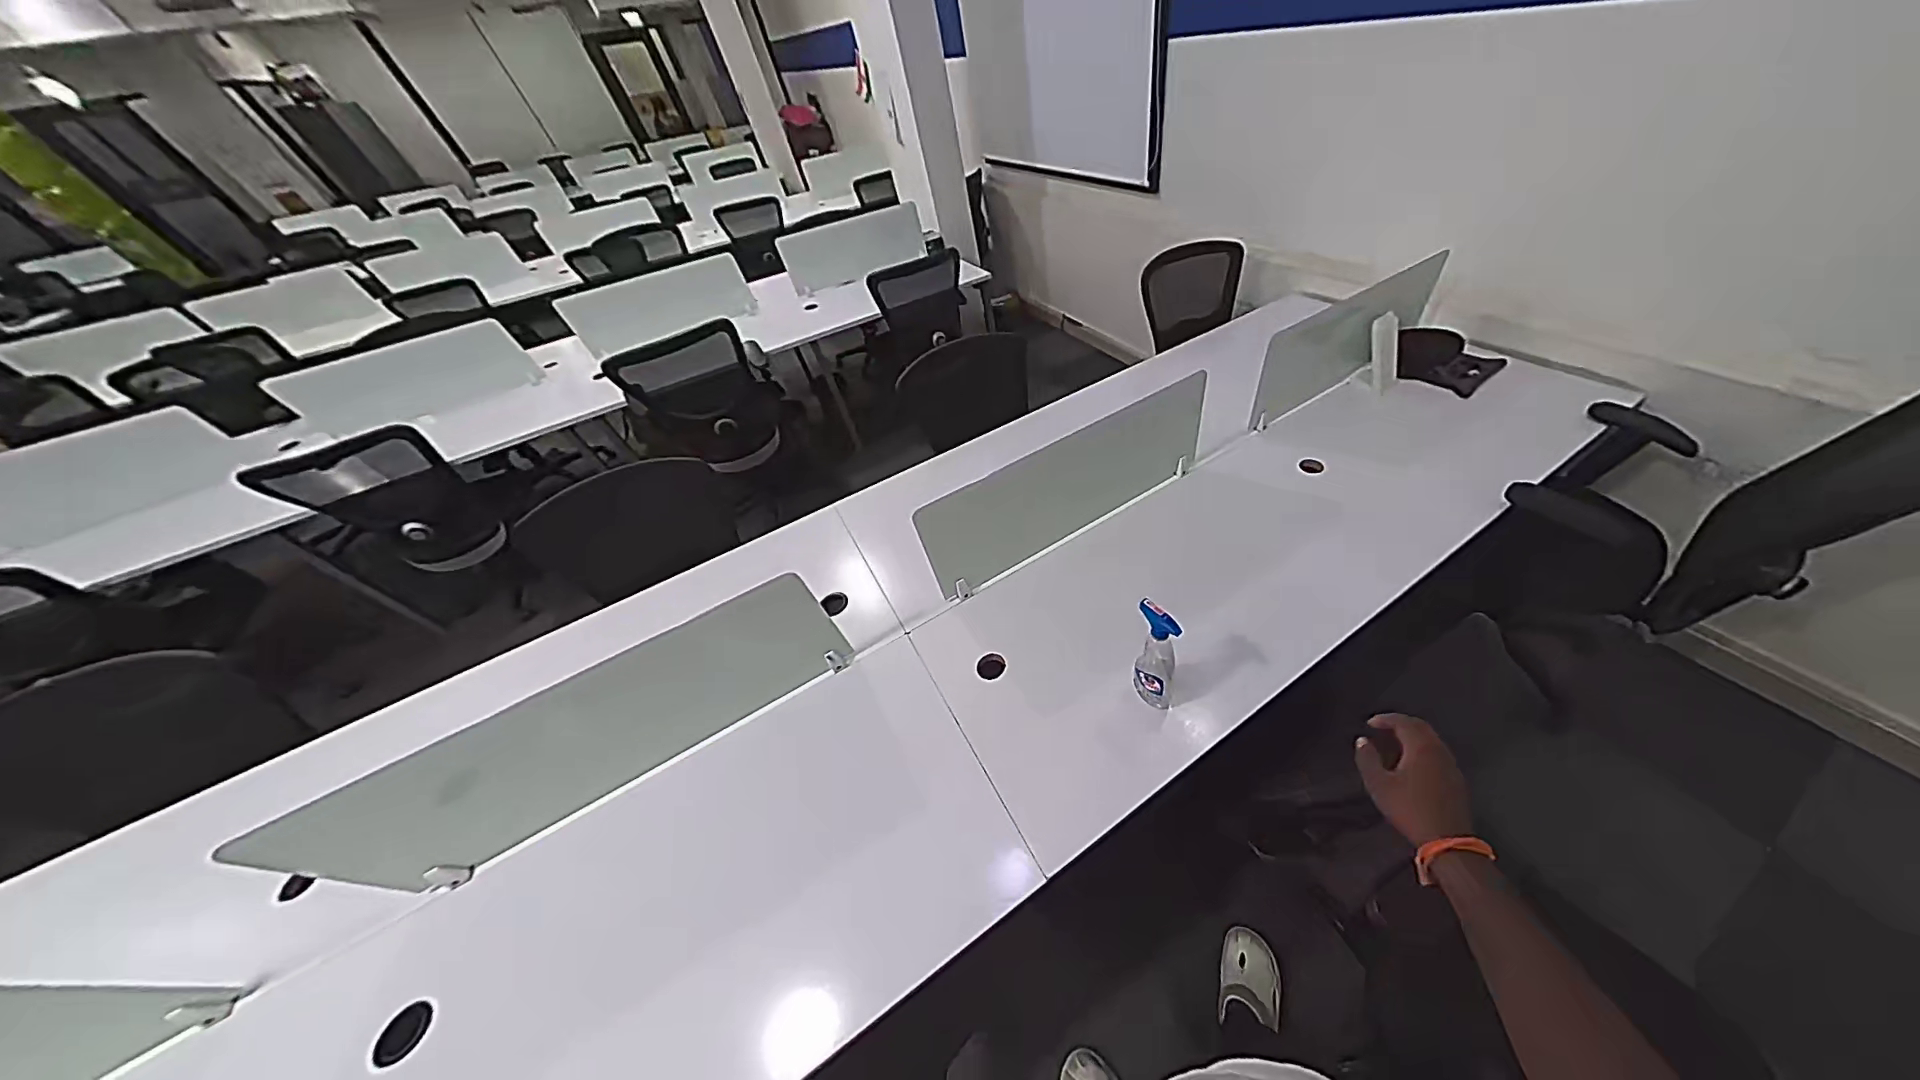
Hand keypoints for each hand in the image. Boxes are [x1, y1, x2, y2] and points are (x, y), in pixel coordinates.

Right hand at [1355, 713, 1473, 846]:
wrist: (1447, 841)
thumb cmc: (1409, 809)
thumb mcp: (1379, 784)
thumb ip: (1367, 758)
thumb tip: (1363, 741)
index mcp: (1422, 749)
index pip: (1405, 723)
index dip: (1386, 719)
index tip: (1370, 723)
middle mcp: (1440, 752)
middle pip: (1422, 727)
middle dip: (1400, 723)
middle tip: (1382, 727)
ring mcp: (1452, 766)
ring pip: (1432, 740)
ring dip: (1413, 735)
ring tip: (1394, 742)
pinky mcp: (1457, 780)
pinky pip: (1438, 753)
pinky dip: (1423, 748)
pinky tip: (1412, 761)